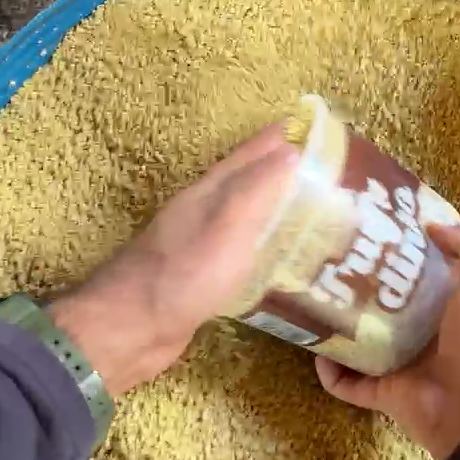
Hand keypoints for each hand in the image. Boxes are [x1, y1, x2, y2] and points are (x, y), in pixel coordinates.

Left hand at [48, 125, 296, 393]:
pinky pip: (245, 246)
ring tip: (316, 210)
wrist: (131, 330)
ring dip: (278, 205)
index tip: (315, 129)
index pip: (253, 153)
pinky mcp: (205, 273)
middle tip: (328, 172)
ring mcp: (203, 241)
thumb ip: (259, 187)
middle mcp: (207, 209)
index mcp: (212, 191)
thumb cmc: (183, 273)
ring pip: (249, 213)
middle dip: (285, 169)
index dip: (282, 138)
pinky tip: (284, 255)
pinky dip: (267, 241)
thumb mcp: (227, 224)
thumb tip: (292, 150)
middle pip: (251, 180)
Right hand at [315, 220, 459, 459]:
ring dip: (340, 326)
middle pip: (385, 302)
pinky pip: (347, 381)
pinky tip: (316, 349)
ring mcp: (401, 363)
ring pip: (361, 339)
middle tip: (334, 263)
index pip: (420, 270)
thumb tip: (433, 224)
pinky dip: (331, 370)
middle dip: (361, 285)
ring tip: (315, 301)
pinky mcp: (382, 391)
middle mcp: (424, 331)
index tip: (374, 228)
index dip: (401, 249)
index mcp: (449, 303)